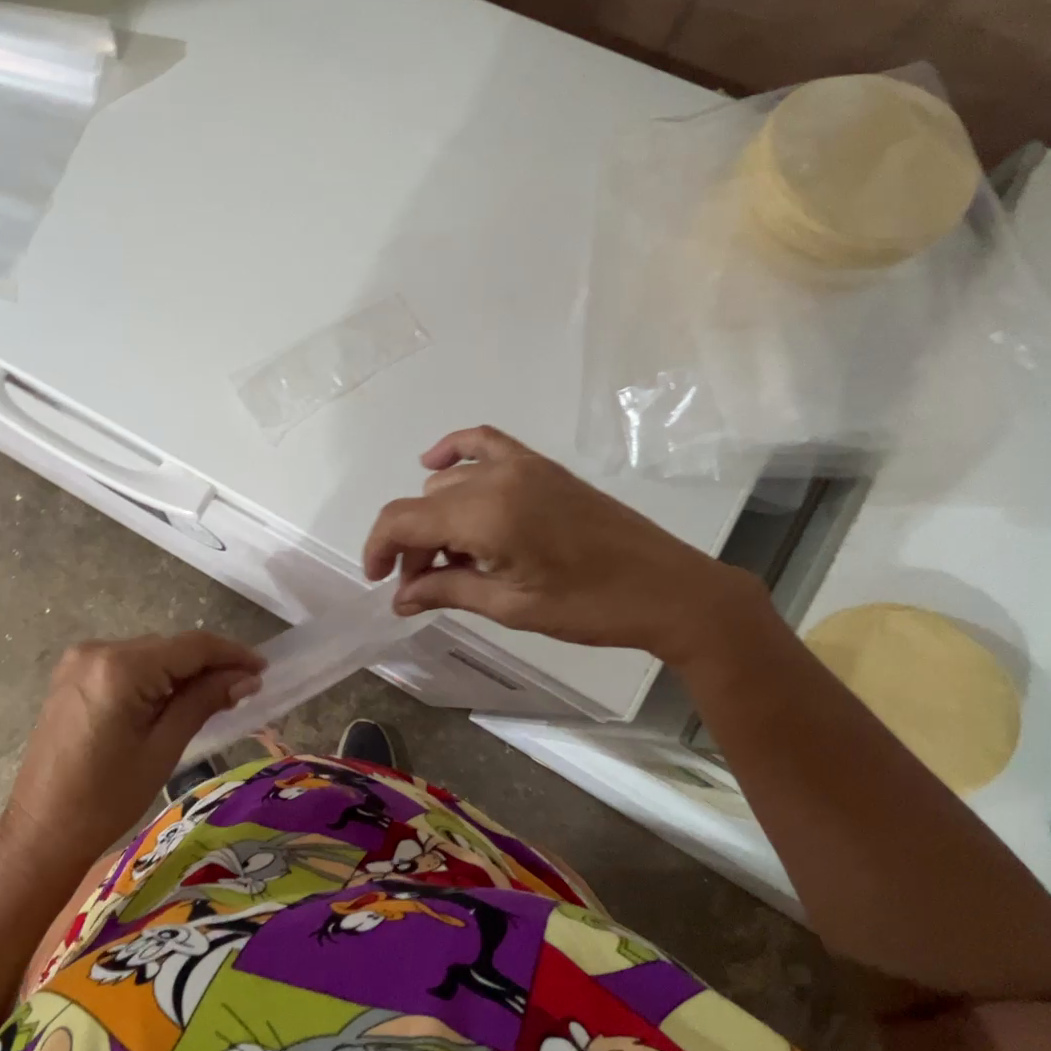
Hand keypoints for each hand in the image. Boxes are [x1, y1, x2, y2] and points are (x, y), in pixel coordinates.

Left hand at [0, 632, 264, 861]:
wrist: (42, 829)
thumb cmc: (107, 799)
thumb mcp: (163, 749)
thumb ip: (203, 702)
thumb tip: (246, 678)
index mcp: (120, 668)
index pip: (189, 646)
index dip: (231, 653)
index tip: (264, 669)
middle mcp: (97, 650)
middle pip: (168, 647)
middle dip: (206, 665)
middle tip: (242, 691)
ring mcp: (78, 660)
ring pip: (147, 654)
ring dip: (179, 671)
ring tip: (211, 699)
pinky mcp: (71, 676)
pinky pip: (124, 665)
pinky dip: (151, 677)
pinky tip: (169, 702)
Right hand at [362, 426, 767, 663]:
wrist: (671, 591)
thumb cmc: (589, 607)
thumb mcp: (509, 607)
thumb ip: (446, 592)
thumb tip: (400, 597)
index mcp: (486, 515)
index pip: (403, 520)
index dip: (379, 549)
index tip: (379, 582)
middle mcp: (496, 480)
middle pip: (423, 504)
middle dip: (412, 547)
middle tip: (423, 588)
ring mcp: (521, 466)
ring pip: (447, 482)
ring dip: (436, 518)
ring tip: (453, 561)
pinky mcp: (541, 466)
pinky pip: (483, 442)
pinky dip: (454, 452)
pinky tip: (436, 464)